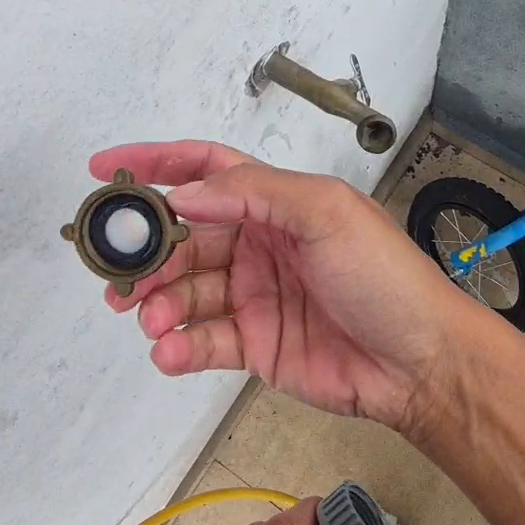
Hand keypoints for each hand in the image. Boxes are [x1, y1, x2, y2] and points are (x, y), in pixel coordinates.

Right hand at [90, 140, 489, 431]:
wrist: (419, 361)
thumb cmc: (383, 274)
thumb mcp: (325, 213)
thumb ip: (252, 194)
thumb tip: (183, 193)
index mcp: (275, 202)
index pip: (205, 170)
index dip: (156, 164)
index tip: (105, 170)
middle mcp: (258, 243)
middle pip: (184, 237)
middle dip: (148, 251)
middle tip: (120, 272)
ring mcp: (253, 295)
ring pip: (186, 291)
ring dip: (159, 302)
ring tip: (151, 317)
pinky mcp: (254, 344)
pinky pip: (203, 341)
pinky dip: (179, 347)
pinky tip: (170, 351)